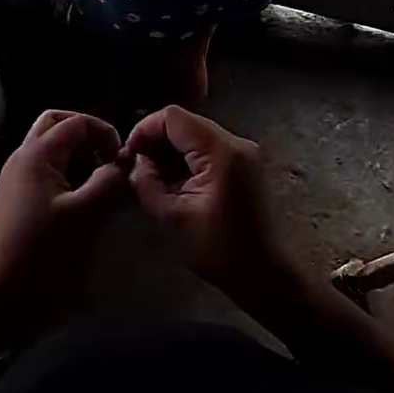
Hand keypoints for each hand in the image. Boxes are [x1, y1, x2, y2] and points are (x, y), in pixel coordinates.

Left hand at [0, 111, 129, 347]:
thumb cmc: (41, 254)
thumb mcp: (86, 216)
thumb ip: (110, 181)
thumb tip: (124, 163)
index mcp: (36, 155)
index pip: (77, 122)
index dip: (106, 134)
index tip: (124, 164)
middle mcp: (23, 159)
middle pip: (57, 127)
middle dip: (88, 138)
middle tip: (109, 165)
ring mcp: (18, 181)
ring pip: (52, 152)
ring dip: (79, 159)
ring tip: (102, 188)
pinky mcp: (19, 203)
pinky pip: (48, 175)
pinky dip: (69, 179)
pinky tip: (85, 206)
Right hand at [123, 106, 301, 305]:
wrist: (265, 276)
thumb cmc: (219, 250)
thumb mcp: (172, 217)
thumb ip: (146, 182)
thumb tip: (135, 161)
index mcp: (221, 151)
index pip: (172, 117)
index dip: (144, 130)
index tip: (128, 156)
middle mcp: (236, 143)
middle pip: (184, 123)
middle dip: (155, 142)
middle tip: (136, 170)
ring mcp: (243, 153)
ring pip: (194, 136)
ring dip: (169, 153)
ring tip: (151, 181)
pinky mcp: (244, 166)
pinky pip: (206, 151)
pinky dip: (186, 162)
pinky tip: (173, 185)